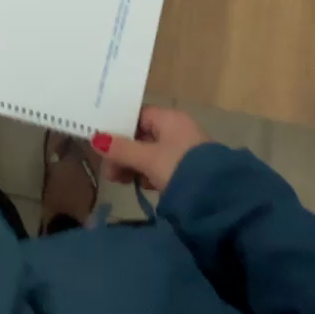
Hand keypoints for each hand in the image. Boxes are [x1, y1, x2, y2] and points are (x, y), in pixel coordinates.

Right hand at [94, 107, 210, 191]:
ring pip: (150, 152)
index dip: (119, 127)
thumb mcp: (148, 159)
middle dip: (123, 152)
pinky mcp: (187, 169)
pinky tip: (139, 184)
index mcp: (169, 118)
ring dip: (133, 165)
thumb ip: (122, 149)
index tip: (101, 143)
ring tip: (119, 180)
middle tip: (108, 171)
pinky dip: (148, 173)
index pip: (137, 116)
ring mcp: (183, 149)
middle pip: (142, 135)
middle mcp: (177, 129)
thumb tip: (95, 138)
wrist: (218, 197)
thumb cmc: (180, 168)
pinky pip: (160, 165)